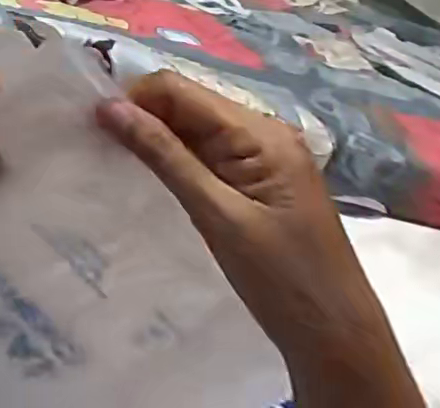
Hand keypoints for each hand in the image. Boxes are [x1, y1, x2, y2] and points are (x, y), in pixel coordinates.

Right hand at [98, 73, 419, 405]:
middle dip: (141, 114)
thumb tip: (108, 107)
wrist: (343, 350)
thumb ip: (163, 155)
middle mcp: (262, 130)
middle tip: (101, 141)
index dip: (135, 97)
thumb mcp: (216, 215)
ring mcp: (262, 154)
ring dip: (155, 135)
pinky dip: (175, 155)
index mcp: (260, 132)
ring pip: (192, 125)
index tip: (96, 122)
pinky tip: (152, 172)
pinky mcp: (257, 177)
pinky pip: (206, 150)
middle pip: (186, 102)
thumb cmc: (283, 282)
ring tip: (117, 155)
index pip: (180, 89)